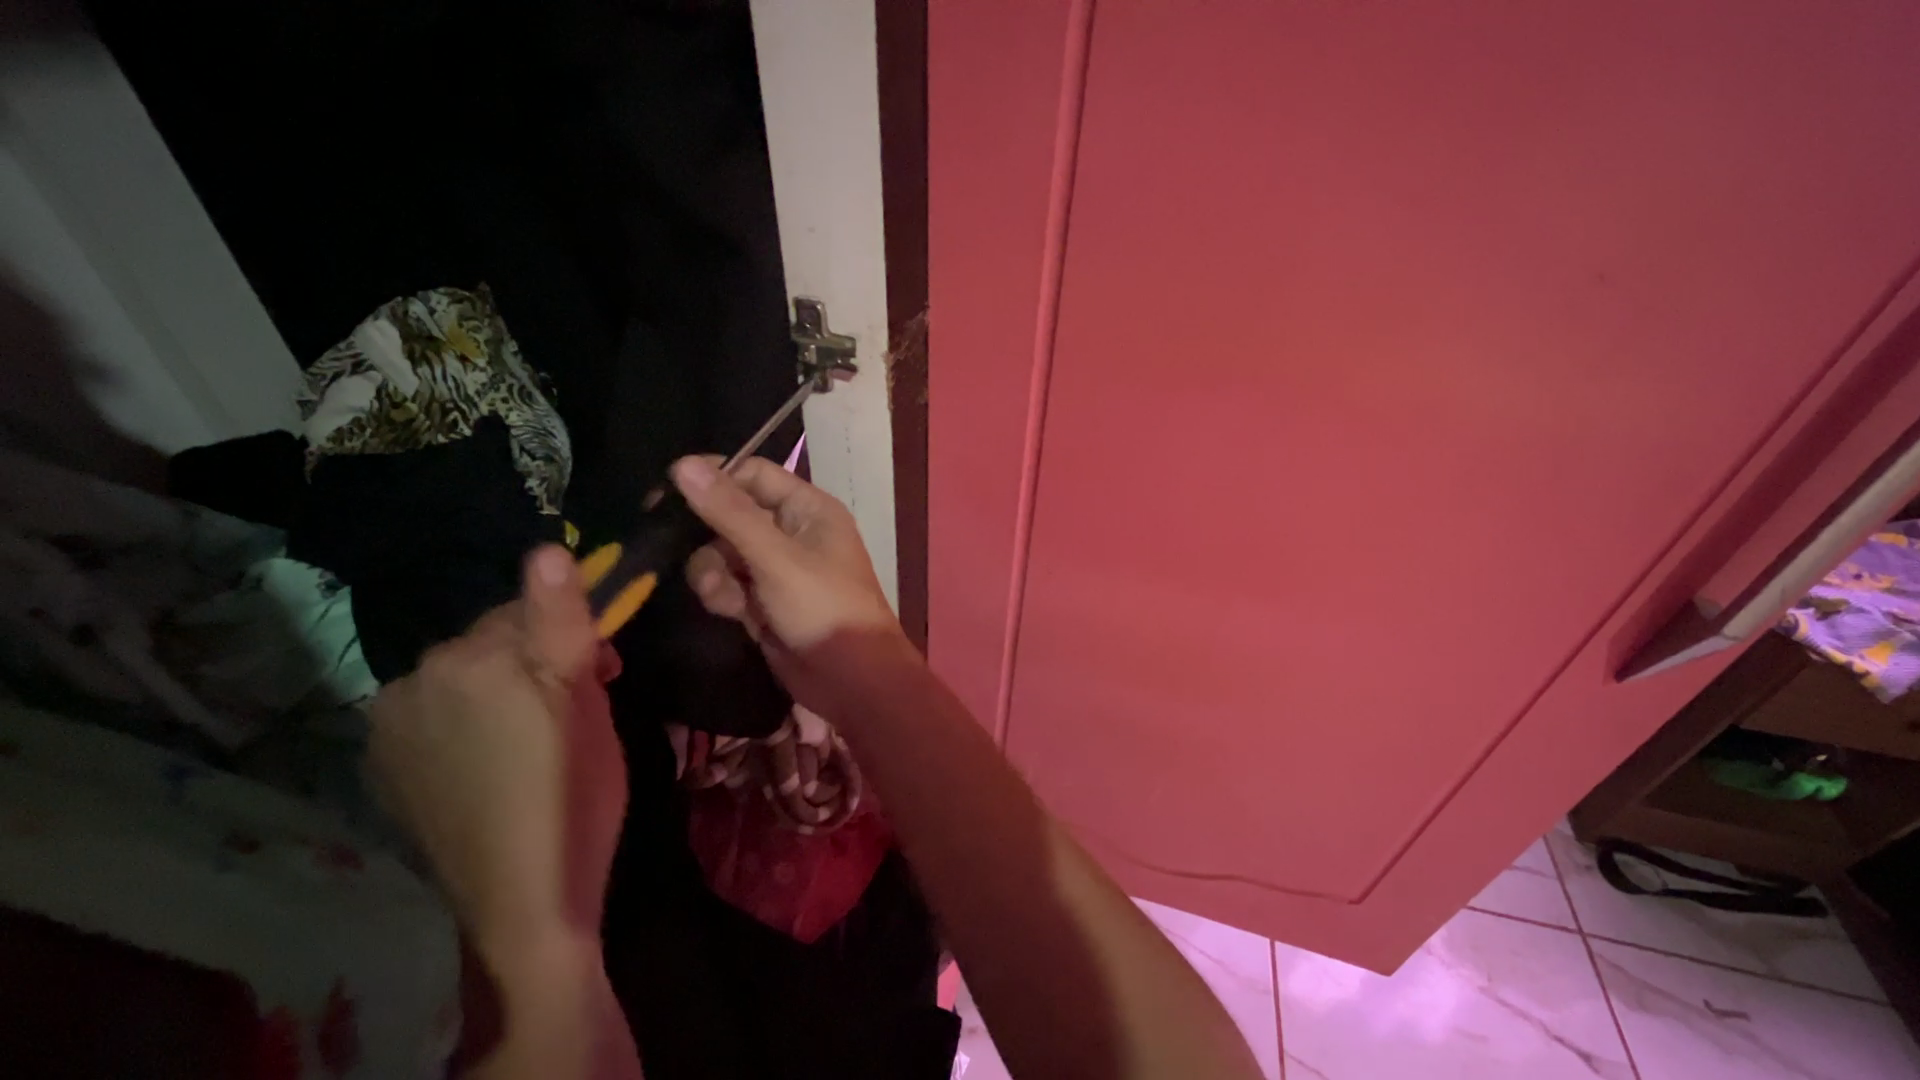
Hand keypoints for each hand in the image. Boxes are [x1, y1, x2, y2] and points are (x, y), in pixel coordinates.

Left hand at [366, 546, 621, 946]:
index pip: (528, 609)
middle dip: (532, 662)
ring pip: (461, 679)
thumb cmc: (573, 795)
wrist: (524, 903)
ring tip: (530, 746)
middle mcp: (412, 679)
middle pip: (489, 642)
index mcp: (469, 658)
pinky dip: (463, 725)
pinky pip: (433, 717)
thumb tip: (549, 548)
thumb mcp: (585, 705)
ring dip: (495, 692)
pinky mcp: (383, 767)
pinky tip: (487, 766)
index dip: (572, 638)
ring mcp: (389, 727)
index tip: (603, 676)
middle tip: (572, 715)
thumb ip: (562, 621)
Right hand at [672, 455, 907, 708]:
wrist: (851, 680)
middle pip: (731, 514)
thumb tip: (682, 464)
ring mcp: (777, 568)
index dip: (714, 479)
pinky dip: (723, 595)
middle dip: (708, 536)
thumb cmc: (823, 607)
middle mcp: (792, 532)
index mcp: (808, 509)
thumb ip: (729, 512)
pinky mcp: (763, 602)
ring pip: (723, 553)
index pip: (752, 474)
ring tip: (723, 595)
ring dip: (713, 572)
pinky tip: (731, 612)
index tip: (669, 493)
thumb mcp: (776, 557)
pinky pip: (729, 584)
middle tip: (677, 547)